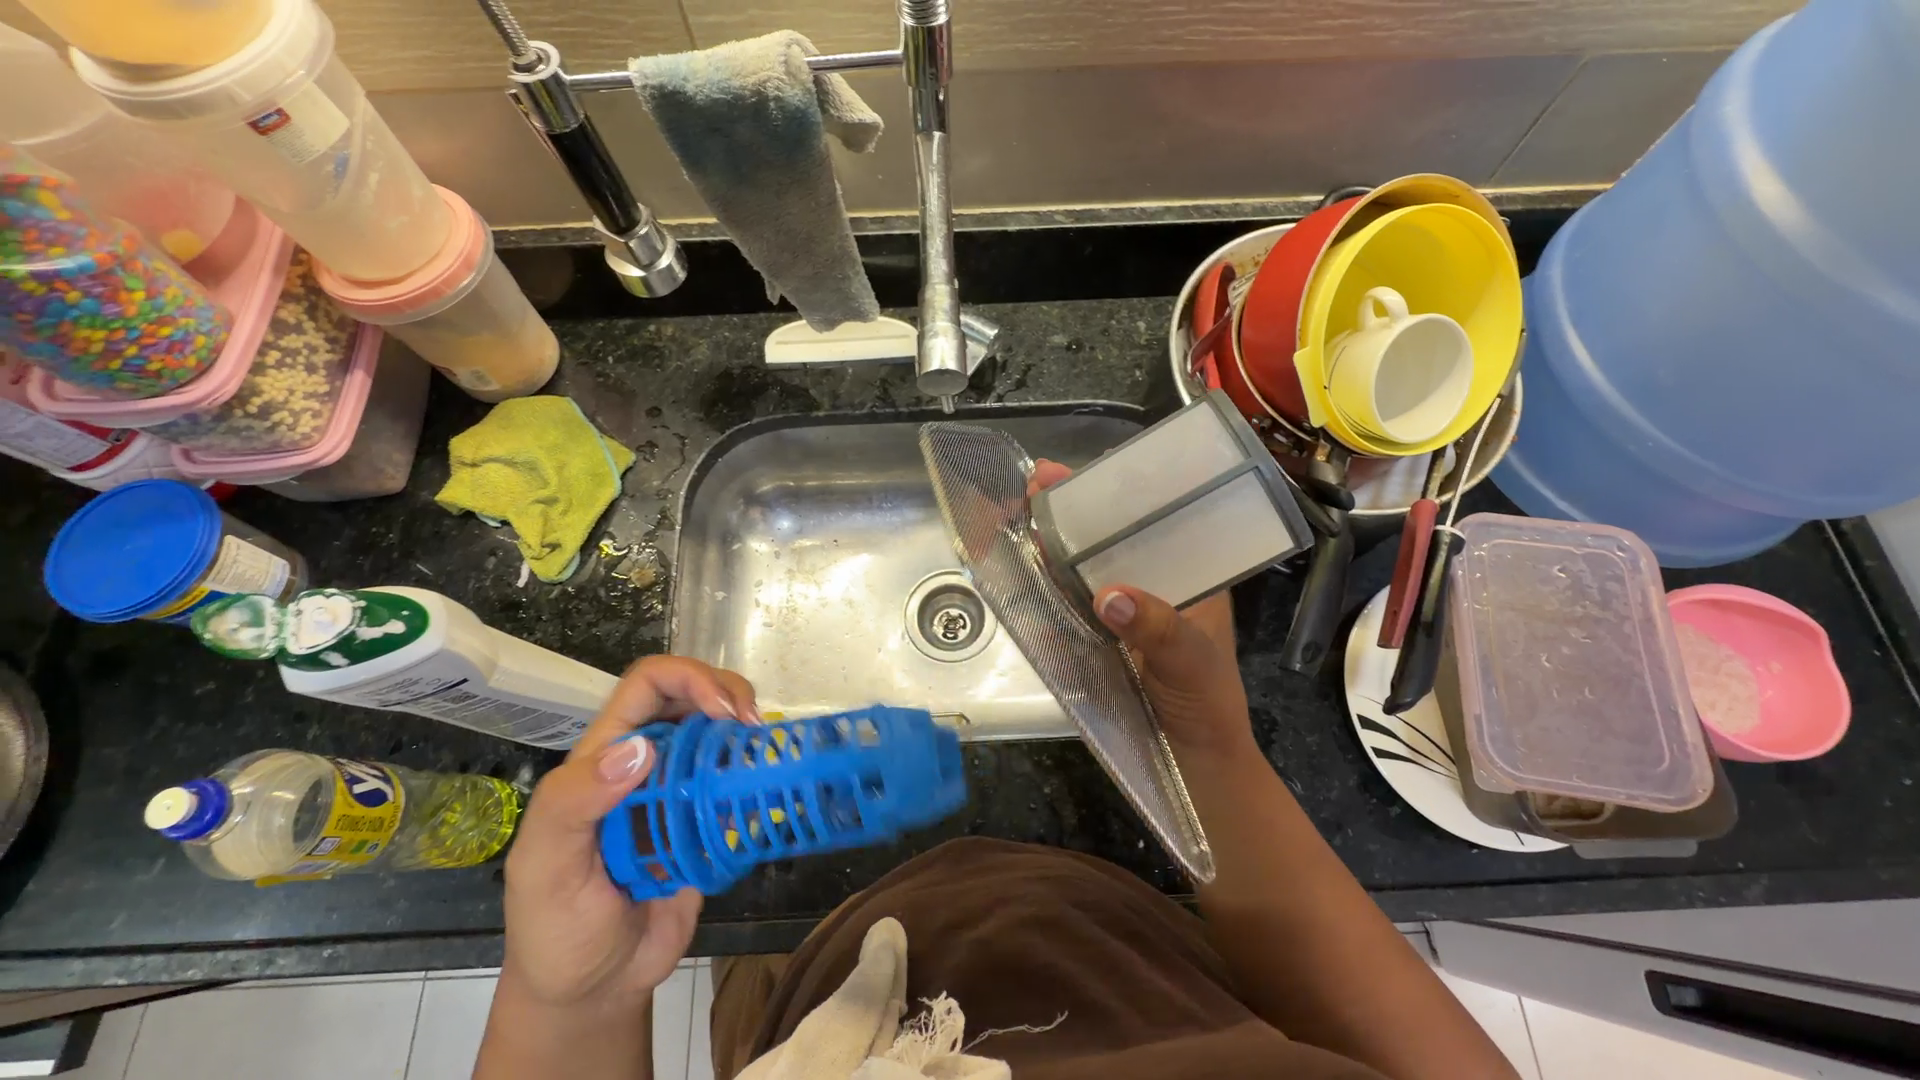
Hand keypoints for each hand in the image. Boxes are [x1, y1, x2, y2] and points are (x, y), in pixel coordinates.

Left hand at [498, 656, 759, 1014]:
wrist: (593, 989)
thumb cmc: (555, 927)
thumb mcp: (545, 866)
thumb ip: (575, 804)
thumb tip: (642, 748)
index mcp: (602, 758)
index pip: (647, 685)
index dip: (688, 678)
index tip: (721, 712)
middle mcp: (647, 765)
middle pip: (694, 698)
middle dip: (730, 695)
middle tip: (753, 729)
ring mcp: (681, 795)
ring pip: (721, 738)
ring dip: (749, 737)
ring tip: (766, 759)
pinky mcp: (709, 827)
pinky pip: (738, 789)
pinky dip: (759, 781)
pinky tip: (767, 795)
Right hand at [1029, 460, 1254, 760]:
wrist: (1196, 758)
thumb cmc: (1207, 700)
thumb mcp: (1189, 659)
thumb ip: (1156, 628)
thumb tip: (1107, 597)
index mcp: (1191, 575)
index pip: (1158, 519)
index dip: (1122, 491)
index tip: (1085, 470)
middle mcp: (1157, 583)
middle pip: (1114, 537)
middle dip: (1077, 510)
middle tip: (1038, 481)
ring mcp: (1128, 610)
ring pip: (1089, 566)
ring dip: (1059, 542)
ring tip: (1025, 513)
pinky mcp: (1104, 636)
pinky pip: (1075, 602)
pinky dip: (1052, 584)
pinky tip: (1029, 567)